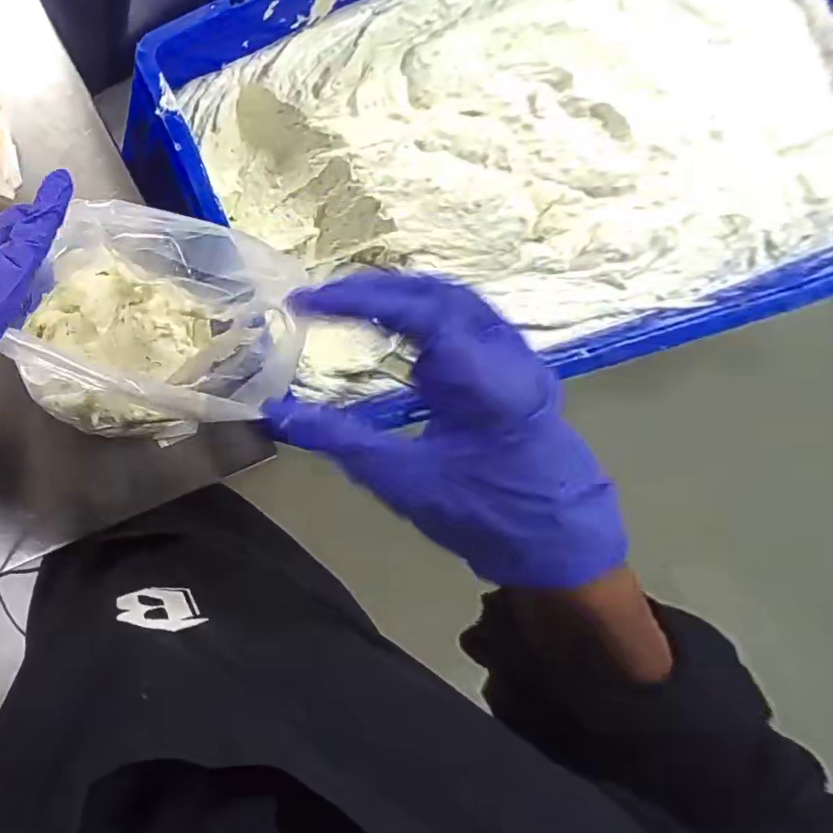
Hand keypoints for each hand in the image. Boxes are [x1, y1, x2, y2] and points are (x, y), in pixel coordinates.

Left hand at [0, 169, 72, 392]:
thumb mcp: (9, 275)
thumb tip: (56, 187)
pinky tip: (8, 298)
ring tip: (35, 270)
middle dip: (27, 234)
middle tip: (51, 238)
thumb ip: (32, 236)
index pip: (15, 221)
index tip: (60, 202)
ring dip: (15, 260)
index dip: (40, 212)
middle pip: (1, 239)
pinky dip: (2, 283)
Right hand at [263, 272, 626, 589]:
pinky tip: (390, 327)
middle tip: (320, 294)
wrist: (559, 545)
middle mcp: (508, 357)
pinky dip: (419, 313)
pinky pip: (464, 323)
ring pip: (457, 303)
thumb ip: (335, 439)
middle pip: (441, 294)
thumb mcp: (398, 478)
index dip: (359, 299)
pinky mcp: (511, 374)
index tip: (308, 301)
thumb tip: (274, 411)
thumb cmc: (481, 512)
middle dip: (375, 287)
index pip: (420, 311)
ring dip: (399, 295)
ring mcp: (516, 362)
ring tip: (347, 301)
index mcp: (485, 379)